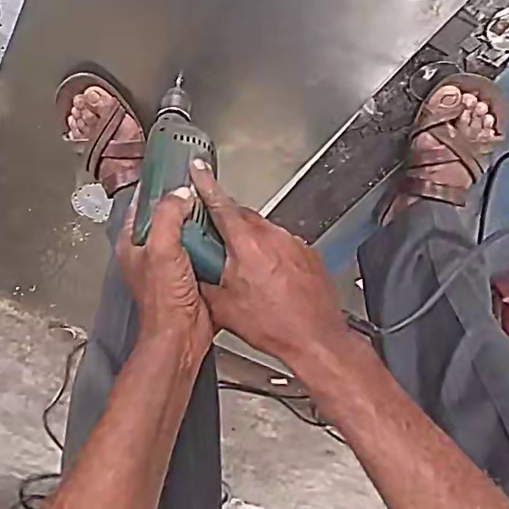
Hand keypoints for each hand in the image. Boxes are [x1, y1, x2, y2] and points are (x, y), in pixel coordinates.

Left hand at [116, 187, 215, 355]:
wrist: (181, 337)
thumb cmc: (163, 303)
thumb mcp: (162, 249)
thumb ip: (169, 215)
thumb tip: (181, 194)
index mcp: (133, 244)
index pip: (142, 205)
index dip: (157, 189)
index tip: (174, 175)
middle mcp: (150, 252)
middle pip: (167, 217)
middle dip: (183, 205)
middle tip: (198, 191)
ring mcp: (170, 264)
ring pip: (186, 232)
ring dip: (199, 224)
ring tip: (211, 209)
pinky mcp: (190, 275)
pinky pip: (201, 250)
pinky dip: (211, 242)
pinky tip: (221, 236)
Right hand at [187, 161, 352, 370]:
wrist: (317, 339)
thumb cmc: (277, 326)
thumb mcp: (224, 307)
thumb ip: (203, 281)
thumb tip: (192, 273)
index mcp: (248, 244)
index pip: (221, 204)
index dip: (206, 185)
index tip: (198, 169)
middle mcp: (272, 237)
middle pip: (242, 216)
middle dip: (227, 223)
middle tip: (215, 239)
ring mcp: (293, 242)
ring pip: (263, 231)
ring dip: (251, 242)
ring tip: (246, 271)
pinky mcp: (307, 252)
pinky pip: (282, 244)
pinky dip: (271, 254)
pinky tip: (269, 278)